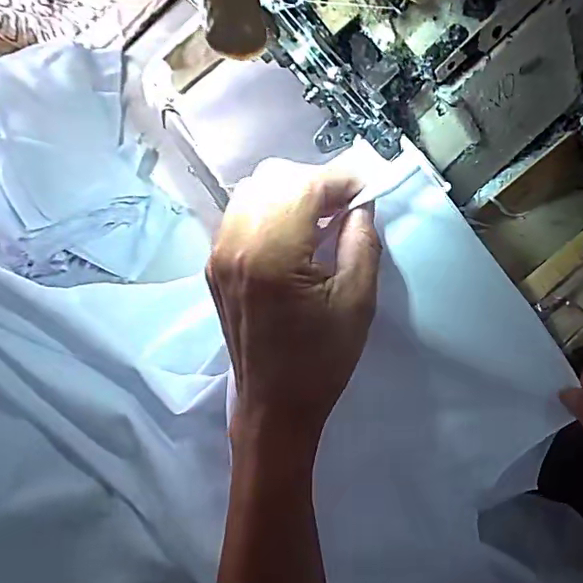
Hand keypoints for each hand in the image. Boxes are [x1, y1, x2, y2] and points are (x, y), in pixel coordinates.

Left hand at [208, 161, 382, 466]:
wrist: (274, 405)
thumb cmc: (321, 359)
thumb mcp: (358, 301)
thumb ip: (362, 241)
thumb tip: (360, 203)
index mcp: (272, 256)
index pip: (306, 187)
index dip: (343, 178)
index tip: (368, 186)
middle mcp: (235, 245)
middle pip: (275, 178)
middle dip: (317, 182)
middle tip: (347, 206)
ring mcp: (218, 253)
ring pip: (254, 189)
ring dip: (292, 192)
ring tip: (322, 219)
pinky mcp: (214, 264)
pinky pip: (241, 212)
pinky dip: (271, 208)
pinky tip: (295, 235)